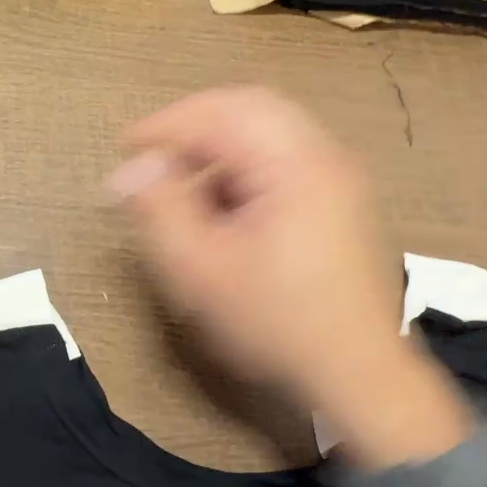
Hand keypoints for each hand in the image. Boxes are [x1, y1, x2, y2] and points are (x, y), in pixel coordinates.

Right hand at [108, 86, 472, 468]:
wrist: (359, 376)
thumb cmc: (277, 323)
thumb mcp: (200, 270)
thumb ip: (159, 210)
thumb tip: (130, 170)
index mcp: (296, 165)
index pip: (223, 112)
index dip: (167, 124)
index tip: (127, 149)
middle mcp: (324, 158)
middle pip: (249, 110)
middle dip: (192, 126)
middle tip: (151, 156)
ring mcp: (338, 178)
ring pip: (267, 131)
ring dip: (216, 145)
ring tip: (180, 182)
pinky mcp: (339, 201)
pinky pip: (282, 158)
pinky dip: (241, 165)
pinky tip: (219, 204)